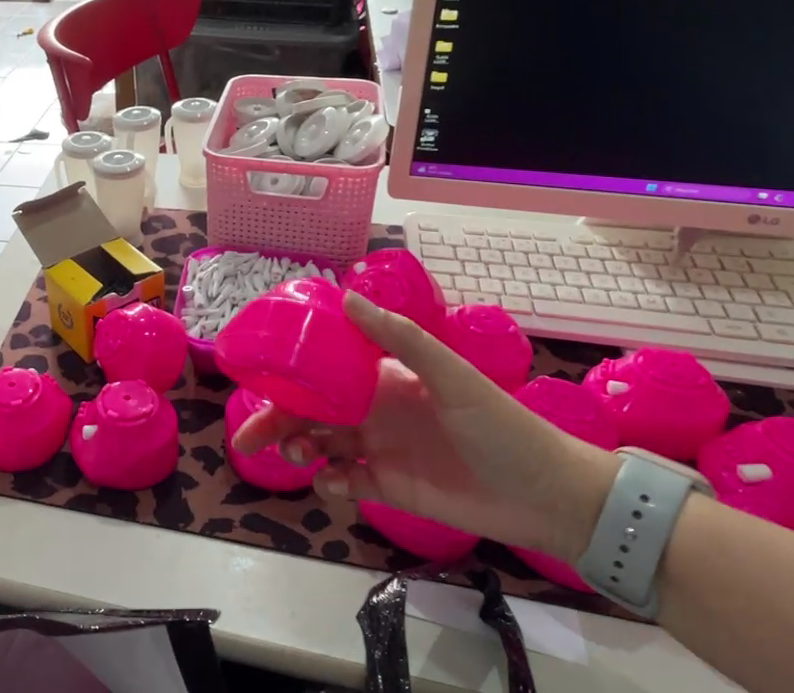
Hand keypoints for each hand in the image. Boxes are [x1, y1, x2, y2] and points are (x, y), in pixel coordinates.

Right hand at [232, 292, 618, 562]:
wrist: (546, 496)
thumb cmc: (500, 425)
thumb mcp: (451, 375)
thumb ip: (400, 339)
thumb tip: (347, 297)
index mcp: (383, 378)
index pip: (325, 369)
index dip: (291, 370)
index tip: (258, 372)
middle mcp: (373, 410)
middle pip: (310, 412)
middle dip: (276, 421)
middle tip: (247, 437)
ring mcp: (378, 449)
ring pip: (319, 446)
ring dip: (299, 449)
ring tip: (298, 456)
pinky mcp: (387, 488)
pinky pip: (343, 483)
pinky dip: (330, 484)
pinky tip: (336, 483)